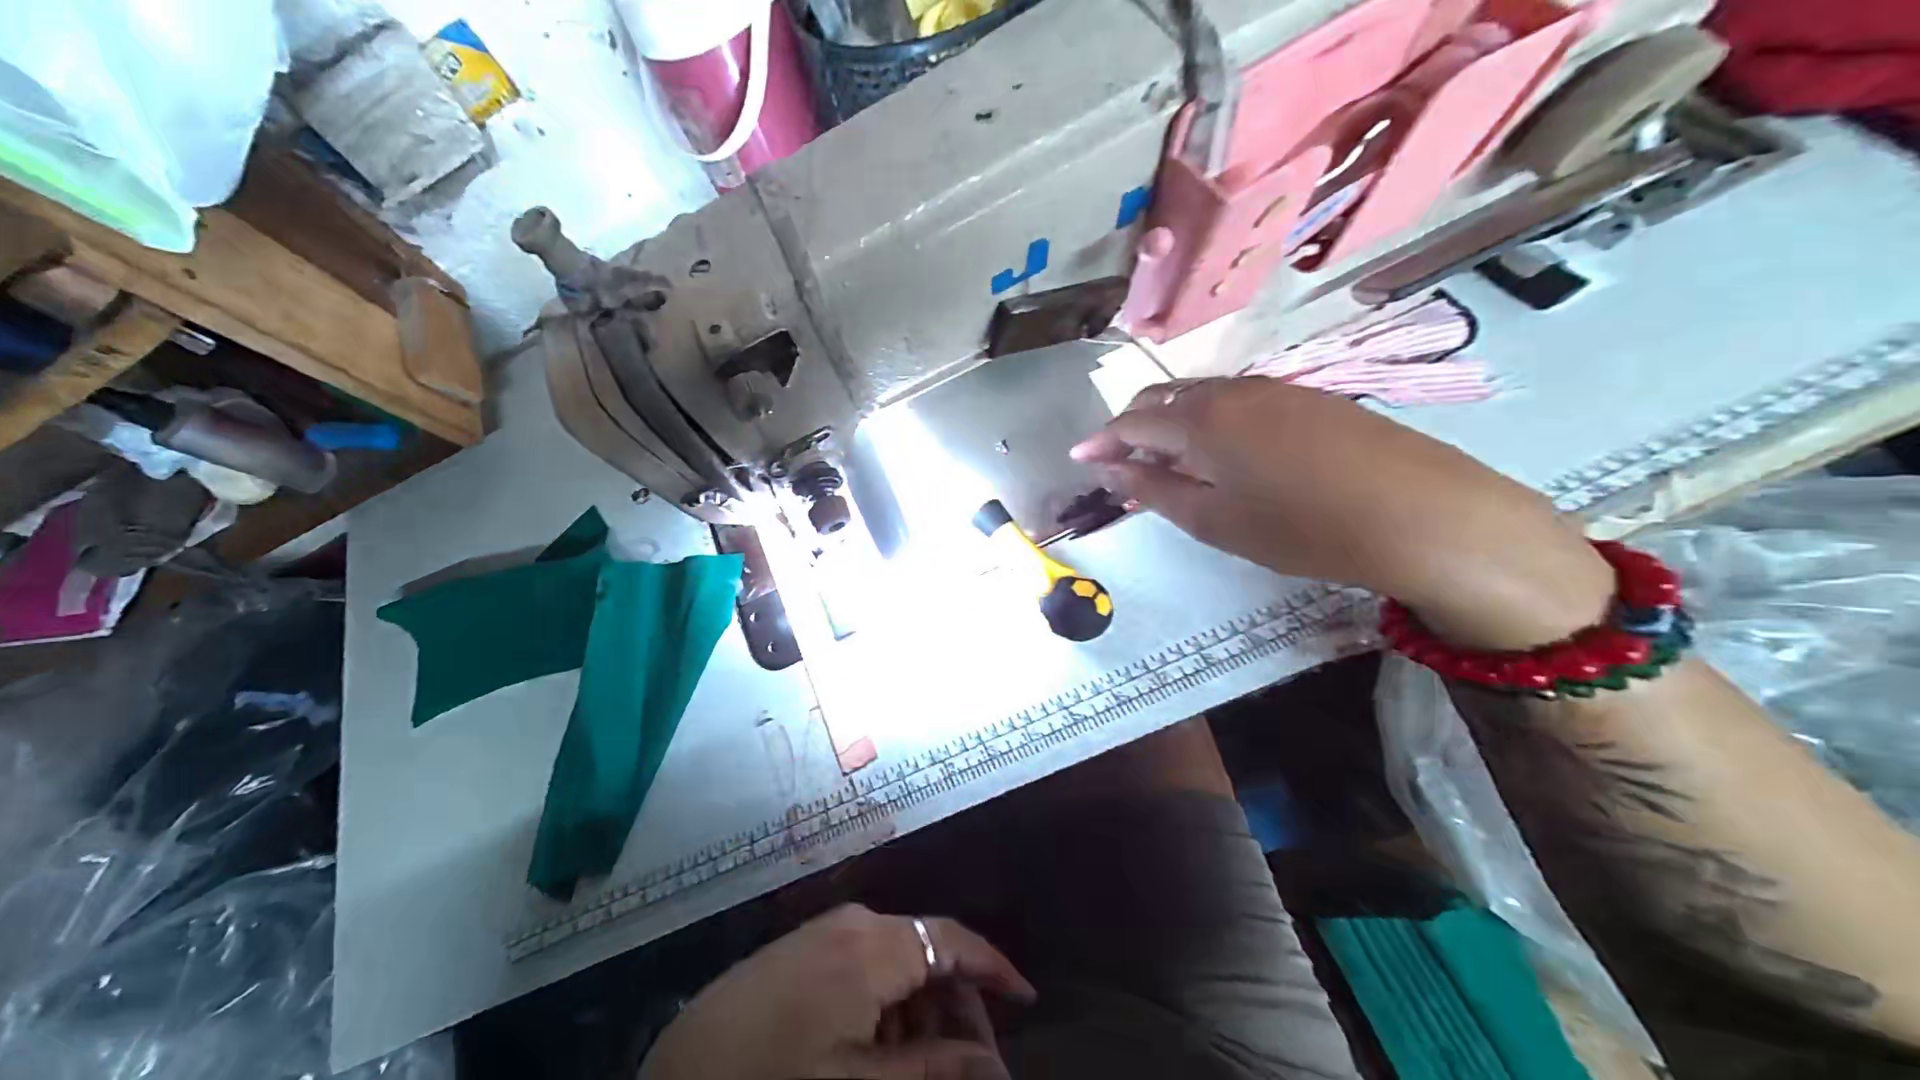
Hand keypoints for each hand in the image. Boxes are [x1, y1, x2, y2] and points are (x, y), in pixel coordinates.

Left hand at [639, 904, 1034, 1079]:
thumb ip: (934, 1068)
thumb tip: (996, 1065)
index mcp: (871, 945)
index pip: (952, 941)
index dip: (994, 968)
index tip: (1025, 1000)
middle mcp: (850, 923)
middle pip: (925, 950)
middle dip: (954, 1003)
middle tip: (969, 1062)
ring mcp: (817, 934)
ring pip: (893, 960)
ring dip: (917, 1008)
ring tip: (922, 1063)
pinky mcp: (793, 951)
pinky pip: (859, 965)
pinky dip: (882, 1003)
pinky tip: (875, 1047)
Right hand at [1071, 378, 1613, 649]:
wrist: (1418, 513)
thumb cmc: (1301, 528)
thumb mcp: (1214, 521)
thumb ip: (1155, 490)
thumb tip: (1112, 468)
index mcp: (1199, 420)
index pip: (1132, 422)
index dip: (1102, 441)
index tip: (1081, 459)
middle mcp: (1231, 391)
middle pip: (1164, 398)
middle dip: (1132, 426)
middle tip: (1119, 461)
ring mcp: (1273, 389)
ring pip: (1201, 396)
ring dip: (1171, 422)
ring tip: (1164, 459)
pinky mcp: (1307, 398)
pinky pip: (1236, 400)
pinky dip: (1209, 420)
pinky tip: (1220, 450)